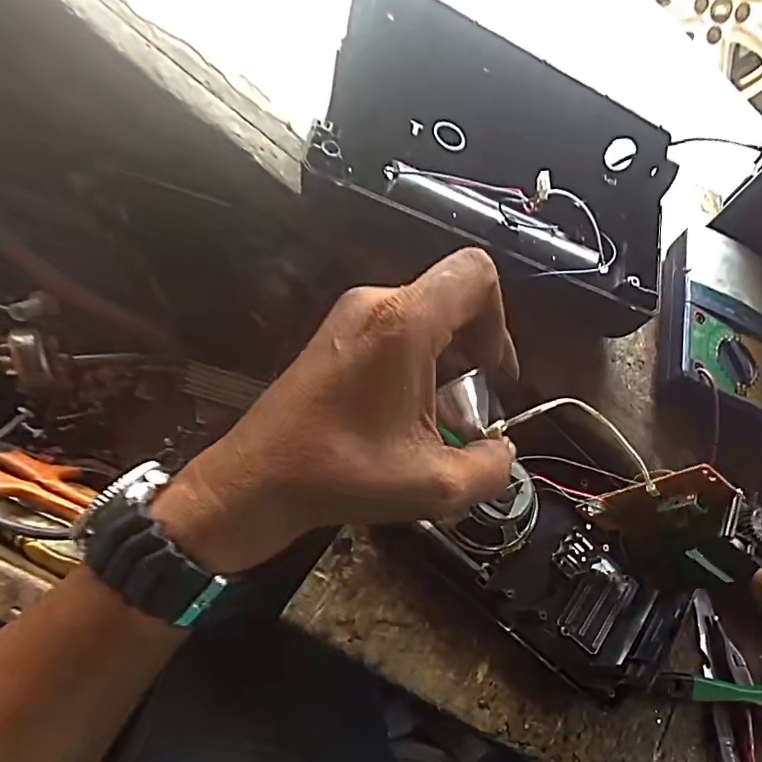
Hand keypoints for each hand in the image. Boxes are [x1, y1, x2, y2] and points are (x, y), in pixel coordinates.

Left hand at [151, 249, 521, 572]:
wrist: (257, 482)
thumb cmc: (341, 476)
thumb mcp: (437, 486)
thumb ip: (494, 468)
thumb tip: (503, 451)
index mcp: (403, 325)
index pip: (476, 275)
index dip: (501, 322)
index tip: (494, 374)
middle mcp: (376, 305)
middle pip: (454, 299)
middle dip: (479, 351)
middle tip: (475, 404)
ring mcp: (352, 316)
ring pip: (428, 318)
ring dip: (450, 365)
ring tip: (440, 419)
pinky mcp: (338, 336)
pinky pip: (399, 332)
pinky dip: (421, 367)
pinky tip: (409, 416)